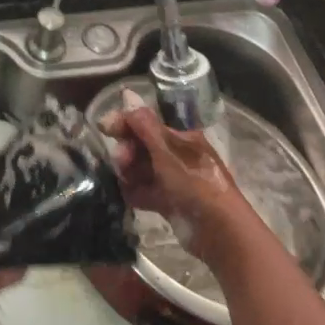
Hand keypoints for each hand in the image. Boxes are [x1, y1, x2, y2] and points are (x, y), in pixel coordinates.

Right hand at [100, 92, 248, 259]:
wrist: (218, 230)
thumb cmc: (195, 181)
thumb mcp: (167, 149)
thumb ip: (143, 123)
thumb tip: (126, 94)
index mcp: (180, 137)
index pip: (147, 122)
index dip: (126, 122)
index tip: (105, 128)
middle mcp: (176, 155)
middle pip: (141, 145)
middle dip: (126, 150)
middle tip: (120, 161)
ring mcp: (172, 179)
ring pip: (140, 169)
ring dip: (128, 171)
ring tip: (124, 180)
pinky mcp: (167, 202)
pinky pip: (143, 191)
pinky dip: (133, 192)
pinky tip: (125, 194)